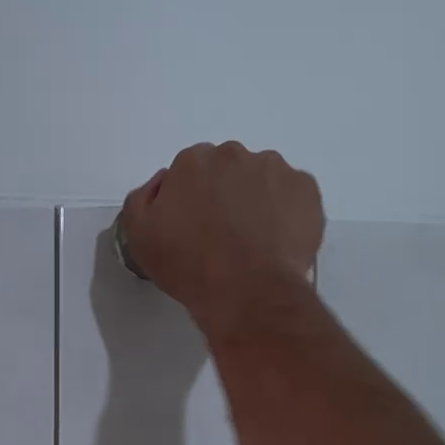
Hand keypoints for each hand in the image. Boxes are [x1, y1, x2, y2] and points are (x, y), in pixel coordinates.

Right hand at [120, 142, 324, 337]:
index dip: (186, 197)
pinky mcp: (306, 189)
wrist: (245, 290)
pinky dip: (281, 210)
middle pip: (225, 168)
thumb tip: (161, 184)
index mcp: (193, 162)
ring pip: (259, 178)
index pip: (187, 170)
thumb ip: (141, 199)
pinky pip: (289, 194)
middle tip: (216, 232)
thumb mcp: (138, 235)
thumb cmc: (186, 263)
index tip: (187, 224)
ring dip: (252, 199)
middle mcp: (235, 154)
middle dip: (220, 192)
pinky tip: (271, 240)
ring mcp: (276, 169)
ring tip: (247, 239)